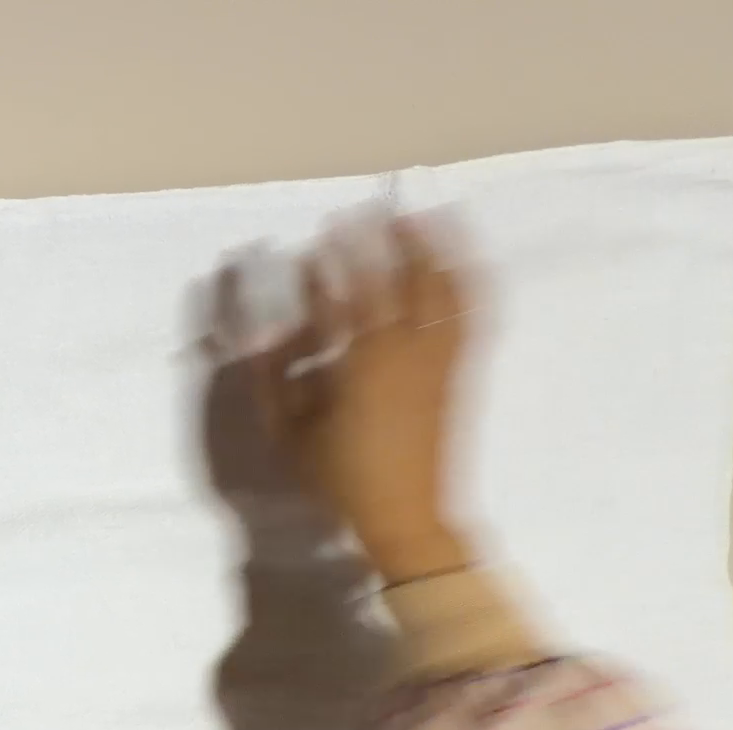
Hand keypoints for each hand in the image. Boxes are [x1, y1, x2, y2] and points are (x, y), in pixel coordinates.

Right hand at [260, 215, 474, 582]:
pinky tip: (457, 260)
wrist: (407, 512)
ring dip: (430, 248)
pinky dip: (465, 277)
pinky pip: (470, 310)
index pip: (342, 303)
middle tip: (358, 214)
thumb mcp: (288, 435)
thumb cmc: (336, 476)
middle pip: (397, 282)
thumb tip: (261, 339)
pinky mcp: (459, 367)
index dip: (327, 271)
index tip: (312, 245)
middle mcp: (407, 351)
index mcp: (360, 368)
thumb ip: (272, 384)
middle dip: (377, 244)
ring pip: (443, 287)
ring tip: (417, 216)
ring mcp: (441, 357)